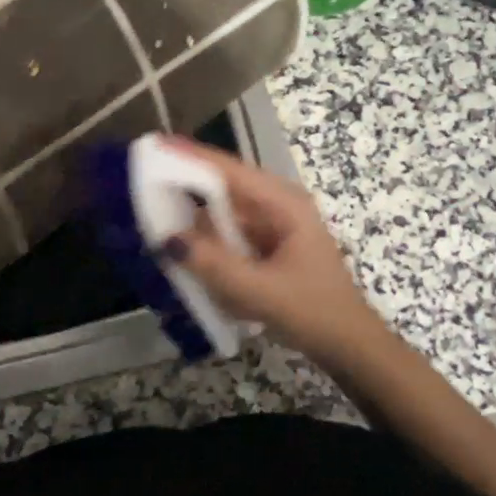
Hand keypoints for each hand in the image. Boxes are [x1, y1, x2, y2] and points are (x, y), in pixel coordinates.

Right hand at [159, 136, 381, 358]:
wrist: (353, 351)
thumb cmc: (315, 314)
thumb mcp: (261, 292)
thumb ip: (213, 265)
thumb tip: (166, 239)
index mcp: (283, 203)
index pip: (228, 169)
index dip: (190, 156)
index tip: (154, 144)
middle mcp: (277, 205)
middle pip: (222, 186)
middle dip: (184, 184)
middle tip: (142, 181)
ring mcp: (272, 226)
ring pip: (222, 211)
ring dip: (193, 217)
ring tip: (154, 212)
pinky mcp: (266, 247)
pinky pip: (227, 233)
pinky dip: (206, 239)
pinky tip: (183, 249)